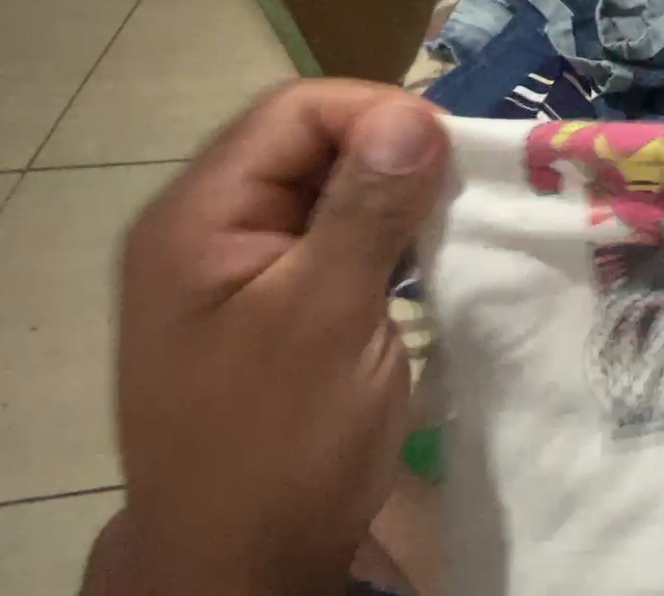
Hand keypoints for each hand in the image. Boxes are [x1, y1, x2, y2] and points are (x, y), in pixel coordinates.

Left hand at [114, 80, 447, 595]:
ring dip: (404, 188)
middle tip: (463, 186)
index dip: (377, 113)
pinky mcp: (290, 290)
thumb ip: (366, 209)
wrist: (245, 559)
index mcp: (200, 218)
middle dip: (397, 148)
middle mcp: (218, 224)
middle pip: (315, 139)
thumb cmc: (280, 441)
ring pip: (339, 181)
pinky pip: (348, 227)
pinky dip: (398, 225)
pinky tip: (435, 246)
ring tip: (458, 214)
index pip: (294, 112)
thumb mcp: (328, 317)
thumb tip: (414, 113)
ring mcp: (253, 260)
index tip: (451, 154)